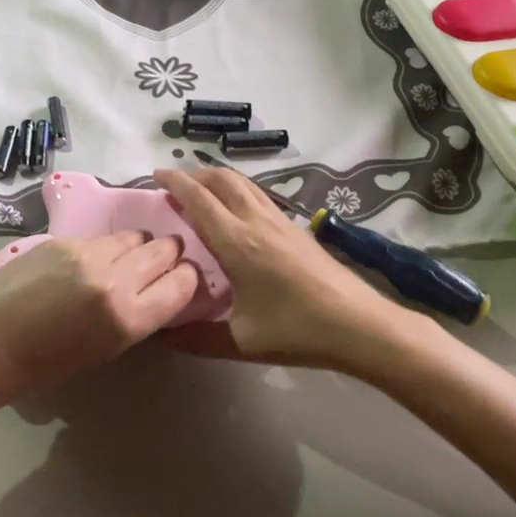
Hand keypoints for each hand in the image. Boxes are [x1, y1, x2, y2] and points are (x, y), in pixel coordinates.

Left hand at [0, 231, 200, 405]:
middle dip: (167, 254)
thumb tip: (158, 289)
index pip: (181, 283)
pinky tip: (89, 260)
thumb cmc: (45, 365)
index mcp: (129, 319)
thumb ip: (136, 316)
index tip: (182, 277)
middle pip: (163, 250)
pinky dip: (103, 247)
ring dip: (137, 245)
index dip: (187, 278)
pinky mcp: (62, 241)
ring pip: (132, 236)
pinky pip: (98, 238)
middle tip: (160, 261)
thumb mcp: (105, 349)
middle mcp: (114, 280)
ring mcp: (86, 255)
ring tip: (125, 257)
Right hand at [153, 168, 428, 369]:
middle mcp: (257, 222)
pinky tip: (237, 212)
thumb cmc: (296, 332)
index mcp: (237, 243)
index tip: (155, 175)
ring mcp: (281, 221)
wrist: (360, 326)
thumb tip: (158, 334)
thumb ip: (195, 338)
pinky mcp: (297, 229)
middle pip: (222, 179)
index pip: (198, 200)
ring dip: (217, 179)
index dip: (174, 183)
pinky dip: (238, 191)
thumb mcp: (239, 342)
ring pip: (244, 183)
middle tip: (174, 183)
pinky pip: (259, 196)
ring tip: (201, 191)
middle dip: (194, 174)